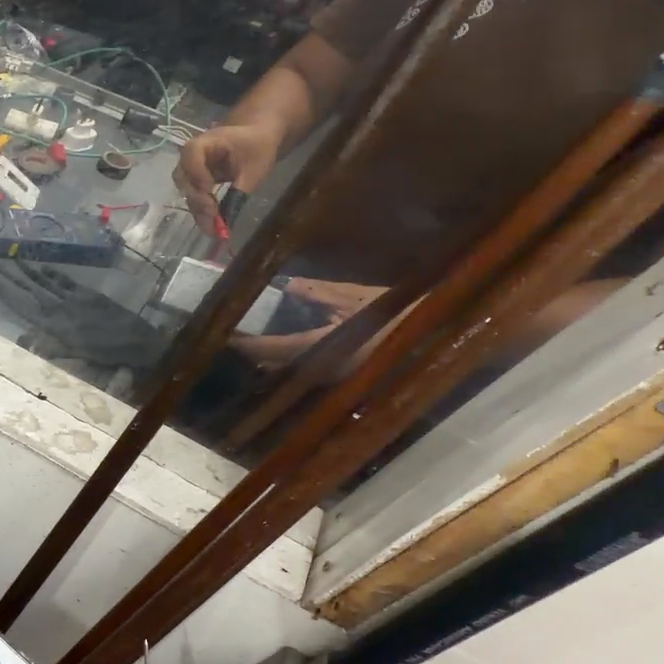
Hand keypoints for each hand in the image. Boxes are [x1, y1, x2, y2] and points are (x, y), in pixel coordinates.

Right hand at [174, 124, 281, 234]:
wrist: (258, 137)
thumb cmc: (258, 146)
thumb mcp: (254, 167)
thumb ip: (239, 190)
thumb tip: (227, 219)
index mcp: (204, 144)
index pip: (191, 159)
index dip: (197, 177)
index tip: (210, 193)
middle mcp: (190, 158)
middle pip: (184, 181)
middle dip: (198, 200)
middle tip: (214, 216)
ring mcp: (190, 171)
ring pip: (186, 193)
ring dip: (199, 210)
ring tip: (213, 228)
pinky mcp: (195, 182)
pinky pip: (194, 198)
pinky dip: (203, 211)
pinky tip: (213, 225)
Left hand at [229, 278, 386, 371]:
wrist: (443, 337)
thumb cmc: (401, 315)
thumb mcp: (359, 298)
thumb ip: (320, 293)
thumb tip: (288, 286)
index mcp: (319, 349)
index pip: (267, 349)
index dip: (243, 341)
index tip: (220, 331)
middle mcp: (318, 369)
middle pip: (270, 363)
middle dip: (249, 350)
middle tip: (227, 332)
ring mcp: (329, 377)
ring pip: (284, 369)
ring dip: (265, 356)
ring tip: (246, 338)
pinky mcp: (339, 376)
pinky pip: (301, 369)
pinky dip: (284, 358)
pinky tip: (277, 345)